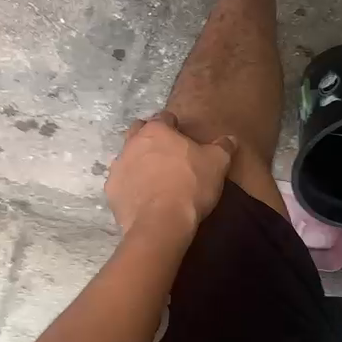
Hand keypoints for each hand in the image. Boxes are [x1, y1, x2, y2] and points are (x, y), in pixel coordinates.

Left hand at [104, 112, 234, 239]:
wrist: (161, 223)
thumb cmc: (190, 185)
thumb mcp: (217, 164)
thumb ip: (223, 147)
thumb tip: (230, 138)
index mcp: (157, 130)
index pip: (164, 118)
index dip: (174, 125)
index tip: (182, 136)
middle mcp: (132, 143)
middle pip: (139, 131)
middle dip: (150, 137)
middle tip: (166, 152)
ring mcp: (118, 167)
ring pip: (127, 156)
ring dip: (139, 161)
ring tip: (154, 176)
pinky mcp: (111, 190)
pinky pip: (122, 182)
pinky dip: (131, 185)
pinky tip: (143, 196)